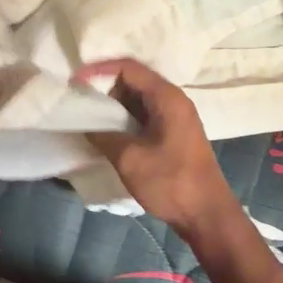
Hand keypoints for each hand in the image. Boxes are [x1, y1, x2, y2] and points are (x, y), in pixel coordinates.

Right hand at [73, 59, 235, 234]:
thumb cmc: (171, 182)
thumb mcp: (130, 159)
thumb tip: (86, 125)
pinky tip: (110, 136)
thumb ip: (104, 136)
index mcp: (167, 97)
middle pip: (134, 81)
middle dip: (107, 91)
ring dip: (116, 108)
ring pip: (139, 100)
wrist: (206, 214)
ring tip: (91, 122)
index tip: (76, 81)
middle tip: (82, 107)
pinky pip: (146, 116)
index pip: (129, 68)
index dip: (100, 69)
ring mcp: (176, 117)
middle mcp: (174, 100)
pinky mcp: (174, 134)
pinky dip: (127, 121)